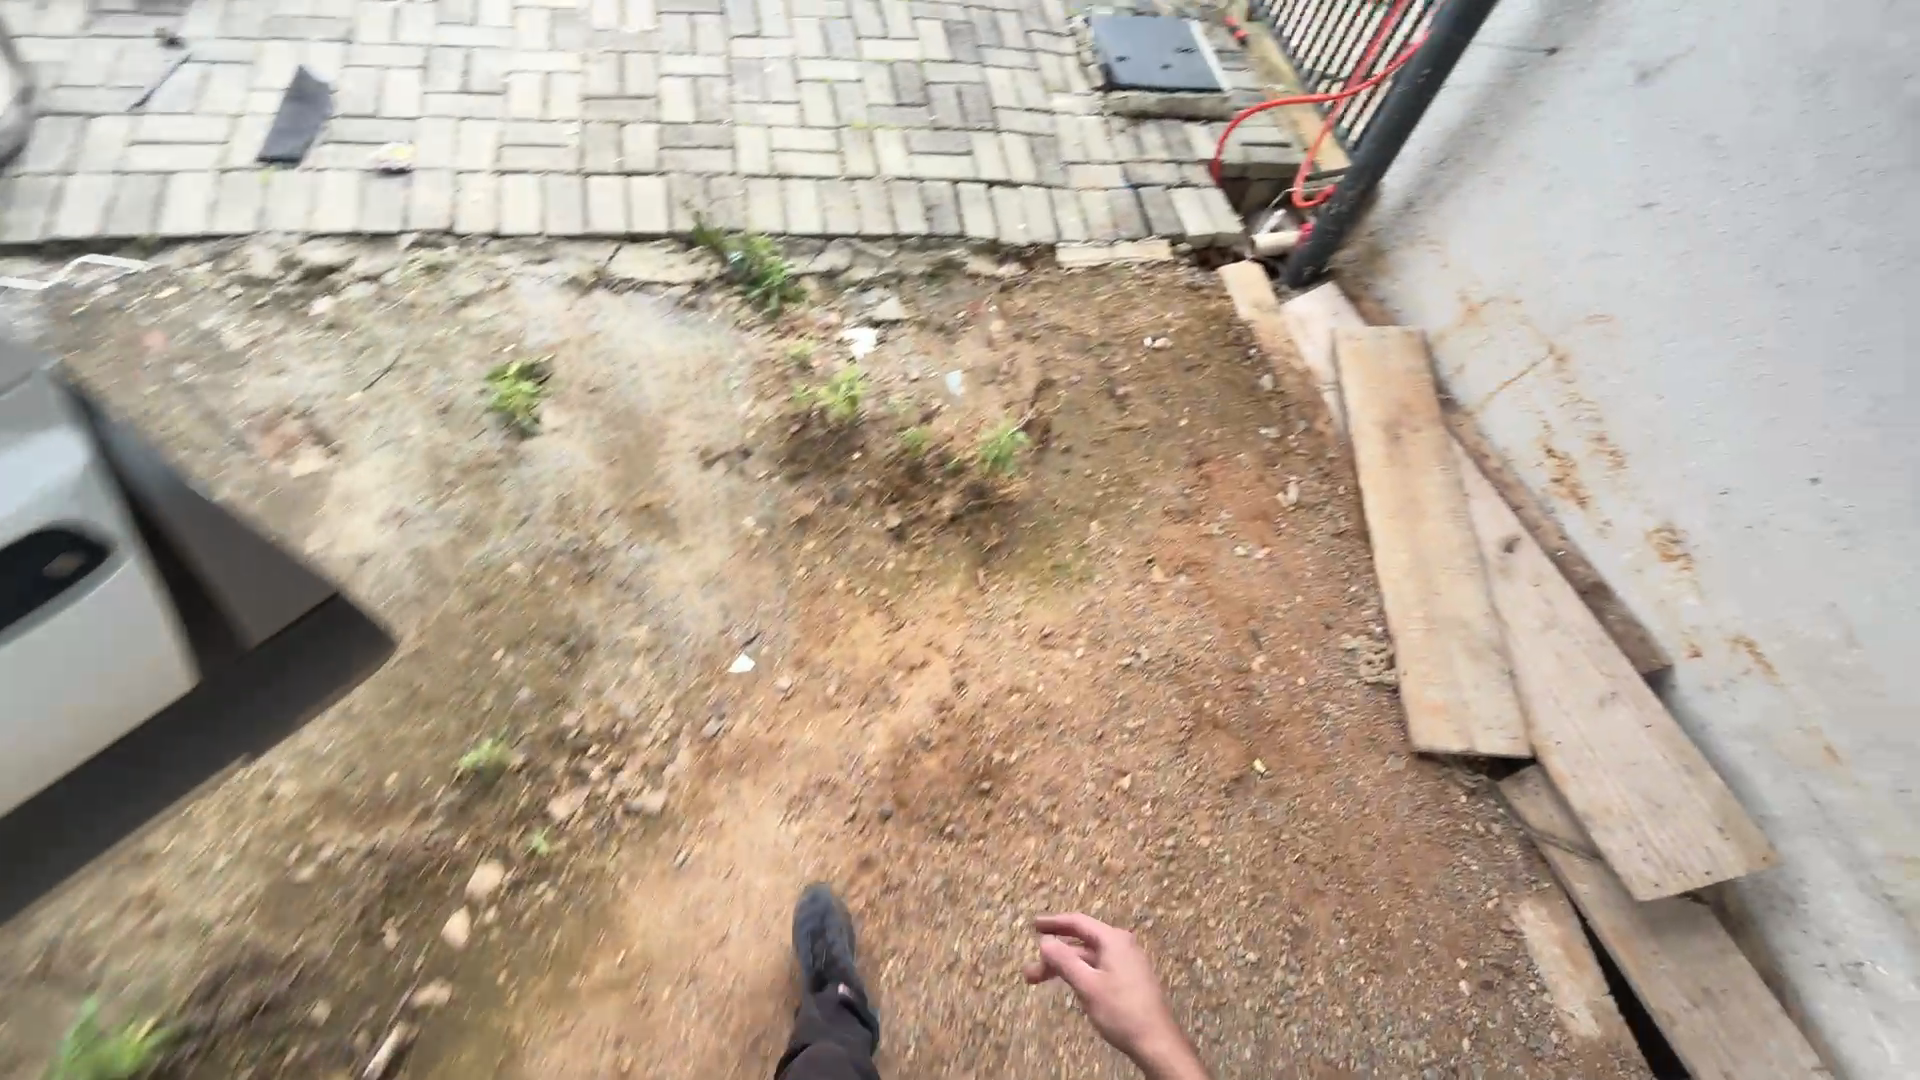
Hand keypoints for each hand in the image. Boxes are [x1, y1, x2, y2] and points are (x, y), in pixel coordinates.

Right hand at [1023, 913, 1207, 1079]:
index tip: (1034, 925)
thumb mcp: (1087, 985)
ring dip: (1065, 966)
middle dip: (1055, 955)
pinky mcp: (1130, 980)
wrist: (1158, 1044)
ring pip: (1089, 958)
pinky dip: (1081, 973)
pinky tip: (1071, 985)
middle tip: (1031, 972)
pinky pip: (1099, 967)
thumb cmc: (1121, 1011)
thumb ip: (1064, 961)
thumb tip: (1045, 942)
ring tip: (1041, 981)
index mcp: (1113, 939)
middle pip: (1081, 943)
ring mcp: (1128, 962)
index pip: (1078, 922)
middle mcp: (1121, 945)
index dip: (1054, 923)